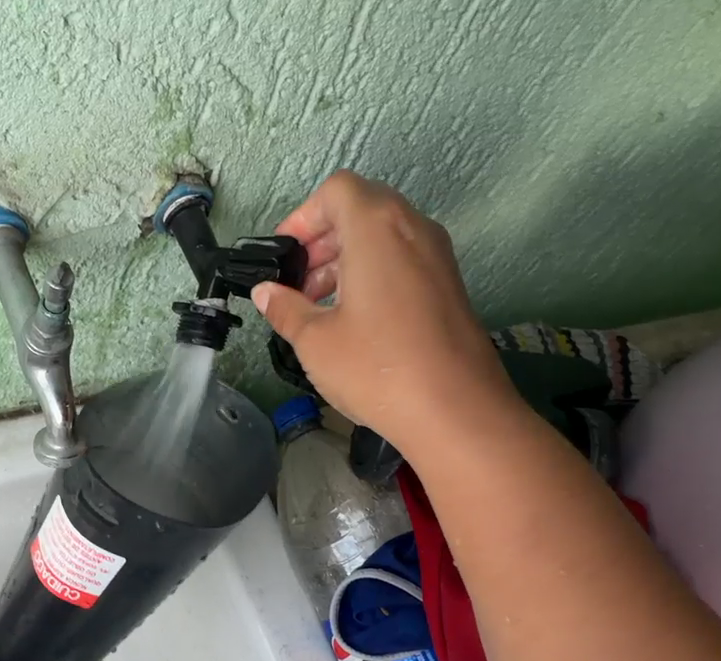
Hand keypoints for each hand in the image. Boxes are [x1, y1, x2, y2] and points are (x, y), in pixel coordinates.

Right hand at [250, 170, 517, 444]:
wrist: (455, 409)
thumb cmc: (376, 368)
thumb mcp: (315, 341)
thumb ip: (286, 309)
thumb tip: (265, 292)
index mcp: (377, 228)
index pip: (336, 190)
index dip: (303, 217)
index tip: (284, 258)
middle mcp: (412, 228)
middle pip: (361, 209)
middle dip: (322, 240)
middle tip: (296, 285)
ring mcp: (436, 256)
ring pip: (383, 236)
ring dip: (345, 259)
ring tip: (319, 306)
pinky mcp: (447, 285)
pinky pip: (402, 260)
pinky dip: (372, 274)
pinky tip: (353, 320)